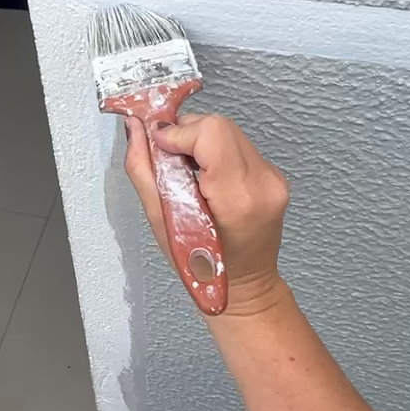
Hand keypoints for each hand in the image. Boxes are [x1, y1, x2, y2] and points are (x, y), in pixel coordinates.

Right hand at [123, 112, 290, 314]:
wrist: (246, 284)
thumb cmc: (202, 265)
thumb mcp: (160, 220)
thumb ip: (144, 169)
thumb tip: (135, 130)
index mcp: (237, 198)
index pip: (211, 133)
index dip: (178, 133)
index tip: (159, 146)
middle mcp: (262, 184)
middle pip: (219, 126)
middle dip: (186, 134)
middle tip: (168, 159)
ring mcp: (273, 178)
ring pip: (228, 131)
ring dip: (199, 142)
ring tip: (185, 171)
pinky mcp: (274, 175)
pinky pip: (238, 144)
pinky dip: (214, 151)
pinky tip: (204, 176)